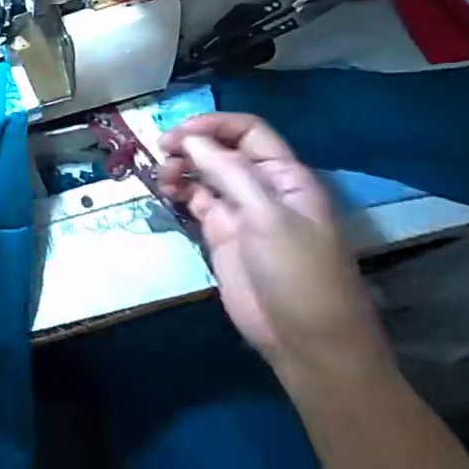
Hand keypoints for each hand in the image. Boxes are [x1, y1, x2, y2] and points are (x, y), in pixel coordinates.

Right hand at [157, 114, 391, 382]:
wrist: (307, 343)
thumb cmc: (299, 274)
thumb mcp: (269, 217)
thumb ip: (229, 172)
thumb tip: (190, 139)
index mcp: (285, 175)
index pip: (248, 131)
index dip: (214, 124)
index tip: (181, 131)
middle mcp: (262, 185)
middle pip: (221, 147)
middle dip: (192, 142)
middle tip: (162, 148)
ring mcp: (240, 209)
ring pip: (204, 171)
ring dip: (181, 164)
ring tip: (163, 174)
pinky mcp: (221, 232)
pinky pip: (195, 198)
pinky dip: (178, 188)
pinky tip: (166, 189)